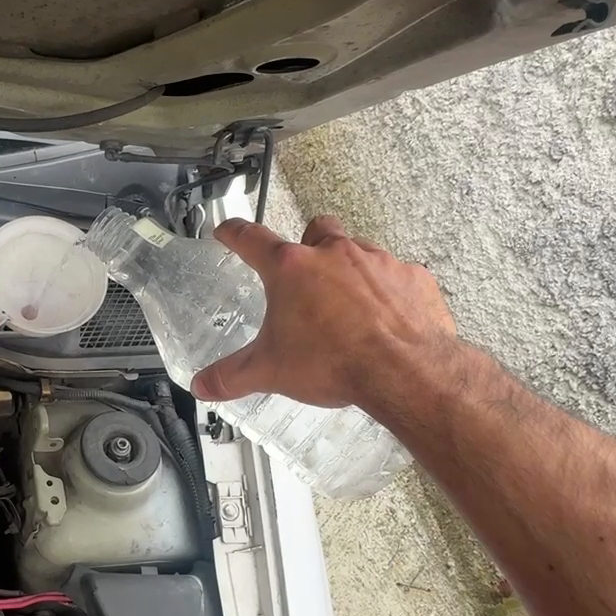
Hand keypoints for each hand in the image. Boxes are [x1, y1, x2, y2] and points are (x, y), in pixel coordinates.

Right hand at [191, 217, 458, 410]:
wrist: (404, 372)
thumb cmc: (334, 362)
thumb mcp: (269, 372)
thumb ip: (230, 377)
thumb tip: (202, 385)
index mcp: (292, 270)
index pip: (253, 240)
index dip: (235, 234)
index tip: (228, 231)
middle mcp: (334, 255)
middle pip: (316, 230)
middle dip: (308, 244)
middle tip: (304, 273)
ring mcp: (377, 263)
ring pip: (358, 250)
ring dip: (348, 270)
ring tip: (344, 306)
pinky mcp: (412, 279)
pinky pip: (396, 275)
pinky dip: (386, 292)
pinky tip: (382, 320)